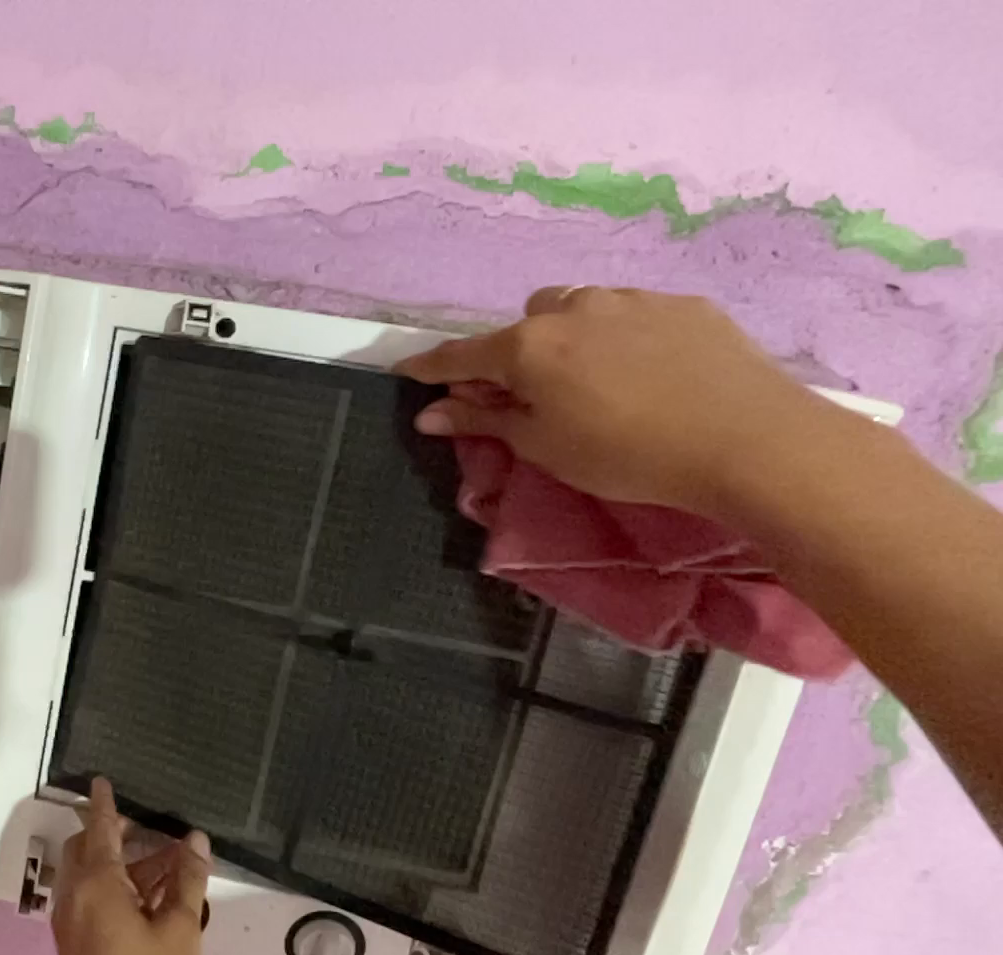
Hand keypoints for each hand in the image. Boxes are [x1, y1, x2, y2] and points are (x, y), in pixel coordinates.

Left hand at [52, 778, 212, 954]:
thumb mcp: (180, 933)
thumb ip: (187, 882)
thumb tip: (195, 840)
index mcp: (94, 885)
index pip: (98, 828)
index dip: (104, 803)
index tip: (102, 779)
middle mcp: (74, 898)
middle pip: (89, 850)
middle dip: (117, 835)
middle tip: (151, 828)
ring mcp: (72, 926)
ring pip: (94, 878)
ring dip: (126, 866)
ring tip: (171, 865)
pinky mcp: (78, 950)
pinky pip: (94, 902)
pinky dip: (119, 890)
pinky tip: (154, 900)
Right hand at [394, 286, 853, 516]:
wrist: (750, 440)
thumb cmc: (624, 453)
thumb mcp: (541, 445)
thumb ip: (482, 421)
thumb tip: (429, 414)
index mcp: (527, 346)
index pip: (459, 355)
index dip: (429, 367)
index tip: (406, 370)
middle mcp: (571, 309)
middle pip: (522, 322)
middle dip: (516, 350)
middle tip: (531, 392)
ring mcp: (630, 300)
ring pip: (576, 307)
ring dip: (566, 335)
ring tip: (591, 377)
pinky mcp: (682, 305)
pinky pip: (628, 312)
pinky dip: (617, 335)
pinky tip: (644, 371)